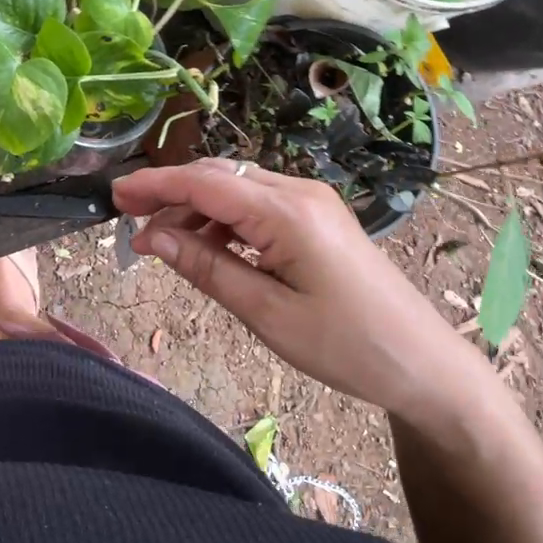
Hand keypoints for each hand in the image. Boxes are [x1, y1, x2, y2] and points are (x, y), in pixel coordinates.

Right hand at [114, 160, 494, 426]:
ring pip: (235, 186)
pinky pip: (256, 203)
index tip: (113, 196)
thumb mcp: (267, 313)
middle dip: (168, 192)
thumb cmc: (347, 347)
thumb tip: (151, 237)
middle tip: (127, 220)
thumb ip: (206, 268)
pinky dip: (221, 218)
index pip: (204, 182)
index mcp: (287, 212)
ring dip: (193, 208)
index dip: (154, 186)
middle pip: (217, 176)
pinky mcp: (318, 217)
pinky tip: (205, 245)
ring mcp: (312, 202)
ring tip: (160, 243)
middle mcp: (299, 192)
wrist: (429, 367)